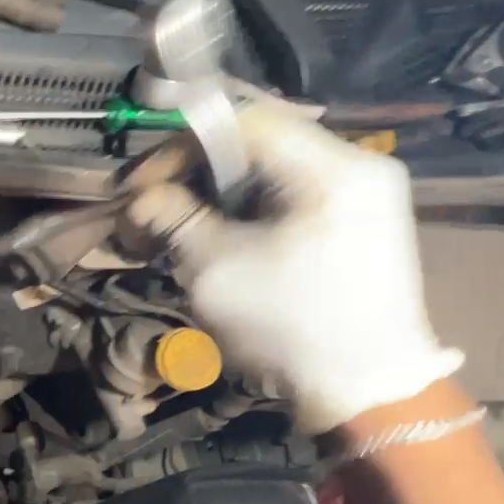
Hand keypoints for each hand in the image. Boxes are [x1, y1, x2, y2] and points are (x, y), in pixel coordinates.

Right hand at [124, 100, 462, 433]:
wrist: (365, 382)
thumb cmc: (291, 323)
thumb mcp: (218, 269)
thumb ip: (175, 219)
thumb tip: (140, 197)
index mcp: (331, 169)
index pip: (242, 121)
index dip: (179, 146)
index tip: (139, 184)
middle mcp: (352, 165)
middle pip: (253, 140)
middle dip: (189, 170)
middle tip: (147, 205)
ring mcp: (356, 190)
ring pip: (264, 165)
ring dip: (209, 189)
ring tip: (171, 223)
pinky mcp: (350, 215)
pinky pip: (282, 189)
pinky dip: (237, 204)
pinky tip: (208, 232)